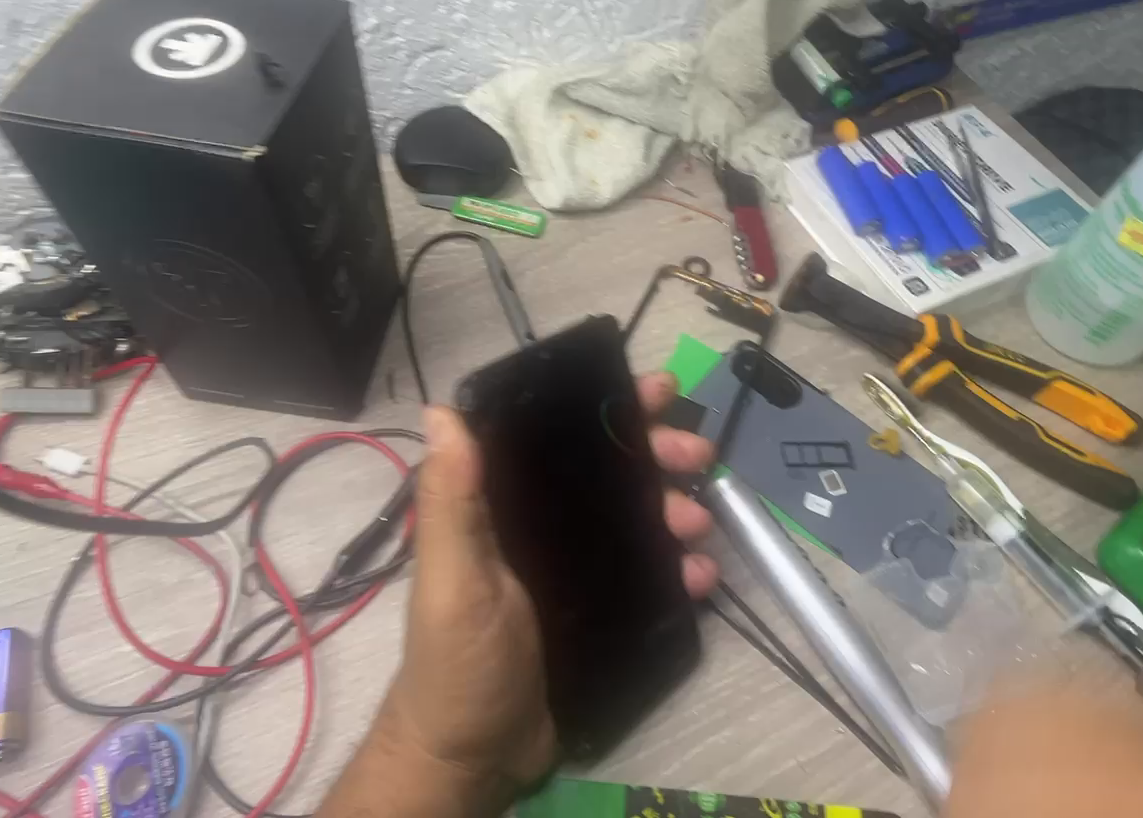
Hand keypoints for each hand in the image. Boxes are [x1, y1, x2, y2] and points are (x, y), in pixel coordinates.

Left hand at [319, 372, 716, 817]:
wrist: (480, 752)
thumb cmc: (458, 658)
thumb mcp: (453, 576)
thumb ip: (452, 499)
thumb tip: (442, 411)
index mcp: (505, 501)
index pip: (557, 435)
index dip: (604, 406)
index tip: (653, 390)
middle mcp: (544, 521)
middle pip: (609, 468)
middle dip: (656, 450)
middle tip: (697, 450)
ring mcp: (577, 562)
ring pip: (637, 514)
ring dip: (674, 506)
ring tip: (697, 522)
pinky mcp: (603, 603)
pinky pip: (650, 572)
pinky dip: (679, 568)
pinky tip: (701, 576)